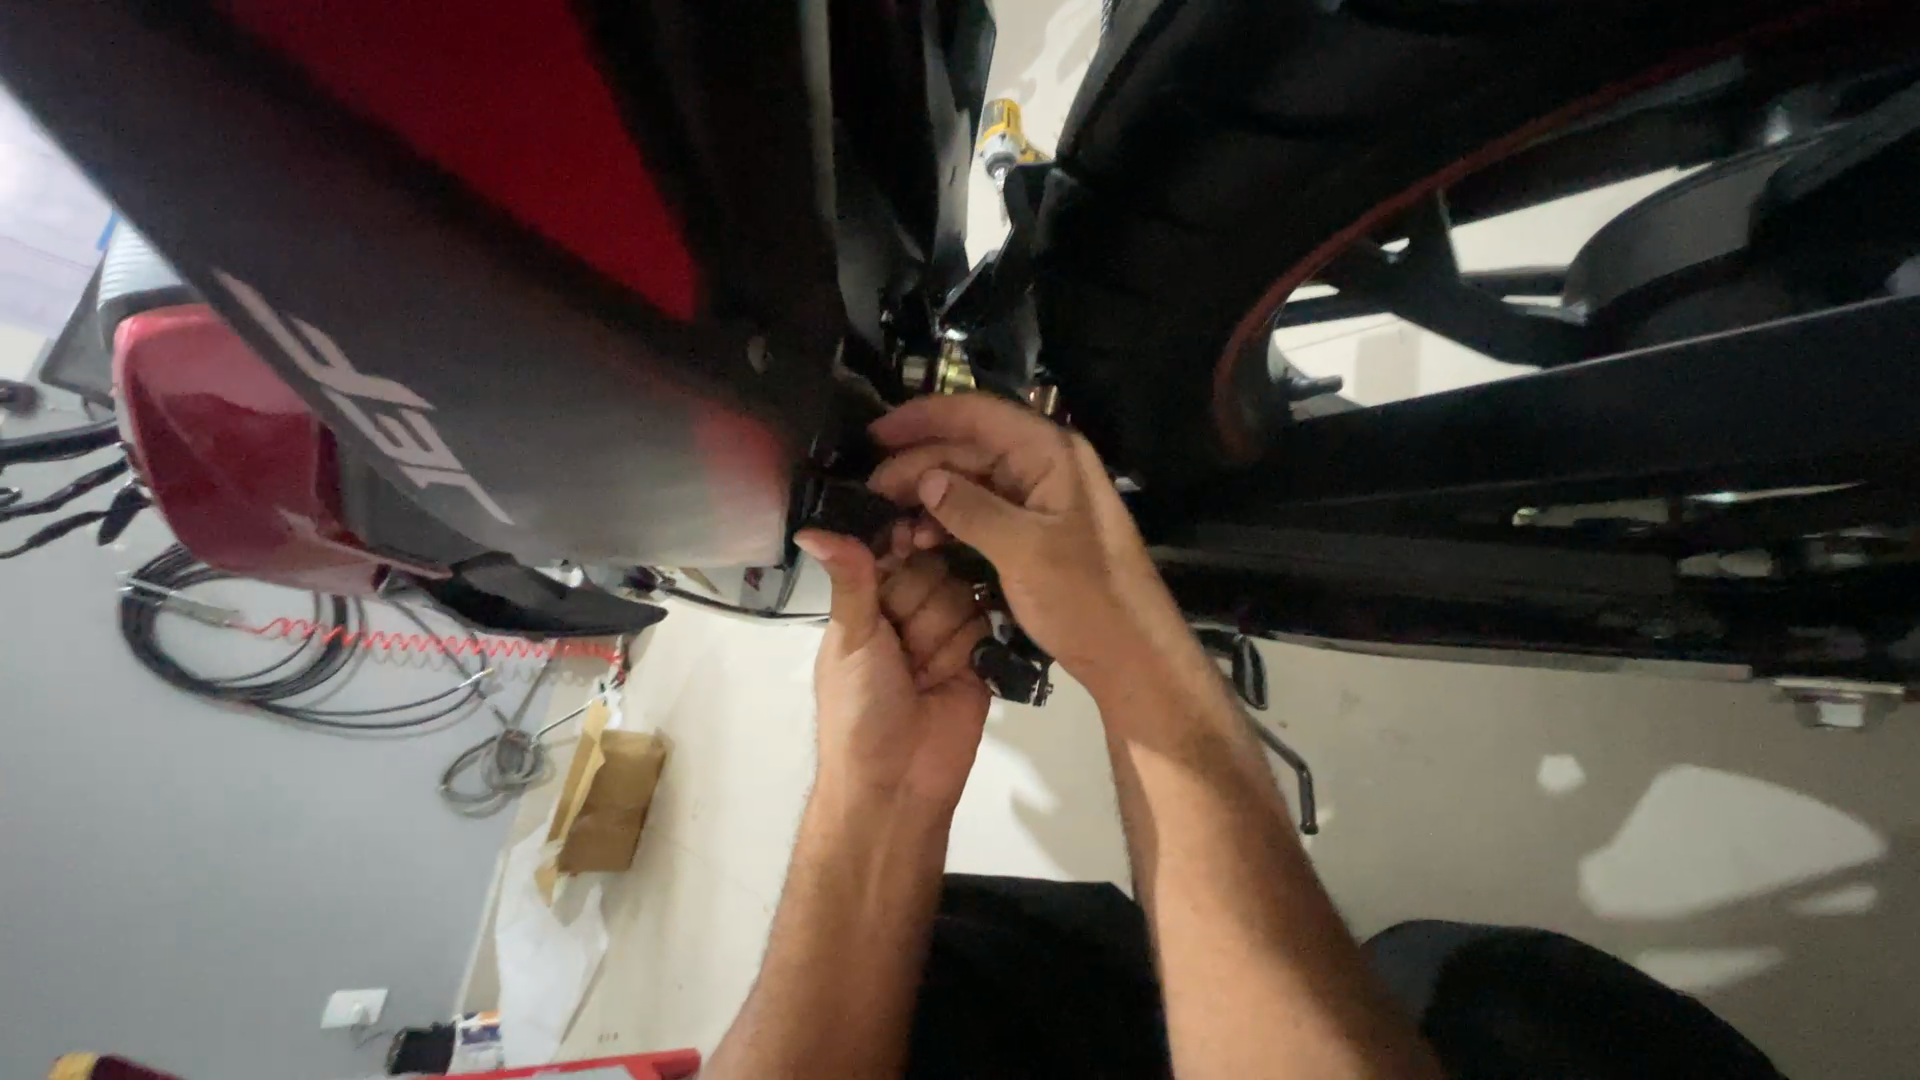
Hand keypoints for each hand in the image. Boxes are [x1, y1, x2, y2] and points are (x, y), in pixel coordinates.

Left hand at [796, 529, 992, 814]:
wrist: (899, 781)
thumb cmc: (860, 708)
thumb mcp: (850, 637)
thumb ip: (851, 577)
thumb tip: (808, 529)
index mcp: (870, 599)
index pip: (898, 547)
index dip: (908, 541)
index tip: (915, 539)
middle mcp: (910, 608)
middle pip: (937, 565)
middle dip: (922, 604)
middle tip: (903, 647)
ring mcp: (947, 631)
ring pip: (964, 593)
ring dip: (942, 635)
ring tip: (923, 674)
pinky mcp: (979, 655)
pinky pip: (987, 623)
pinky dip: (968, 646)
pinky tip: (953, 672)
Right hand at [866, 394, 1195, 696]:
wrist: (1131, 652)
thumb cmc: (1087, 598)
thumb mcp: (1025, 551)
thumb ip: (972, 510)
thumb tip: (924, 480)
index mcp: (1050, 453)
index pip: (978, 415)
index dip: (923, 418)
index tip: (876, 433)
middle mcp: (1044, 465)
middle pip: (969, 447)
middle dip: (919, 464)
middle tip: (872, 490)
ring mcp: (1039, 497)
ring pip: (971, 480)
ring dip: (930, 496)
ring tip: (889, 518)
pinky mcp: (1032, 529)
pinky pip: (982, 511)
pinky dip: (949, 521)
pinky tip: (920, 539)